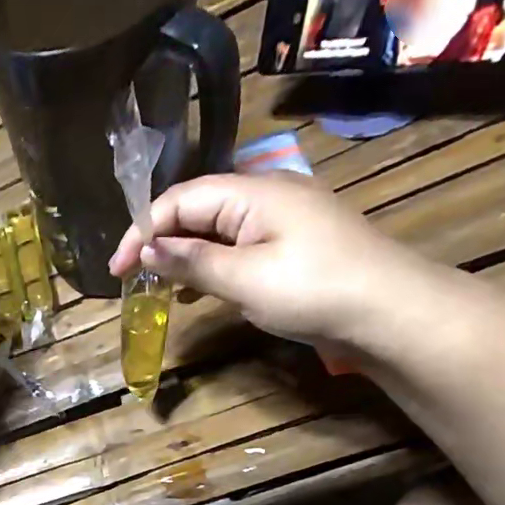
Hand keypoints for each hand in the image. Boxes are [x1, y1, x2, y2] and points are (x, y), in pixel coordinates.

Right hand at [107, 173, 430, 352]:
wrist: (389, 312)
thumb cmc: (313, 290)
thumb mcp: (244, 279)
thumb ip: (192, 262)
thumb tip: (147, 249)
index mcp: (252, 192)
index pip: (180, 200)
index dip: (141, 231)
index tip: (115, 271)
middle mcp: (265, 195)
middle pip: (196, 209)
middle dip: (159, 241)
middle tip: (131, 279)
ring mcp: (281, 220)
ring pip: (215, 230)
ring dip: (182, 255)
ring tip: (157, 287)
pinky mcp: (291, 245)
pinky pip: (237, 247)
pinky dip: (210, 266)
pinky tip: (197, 291)